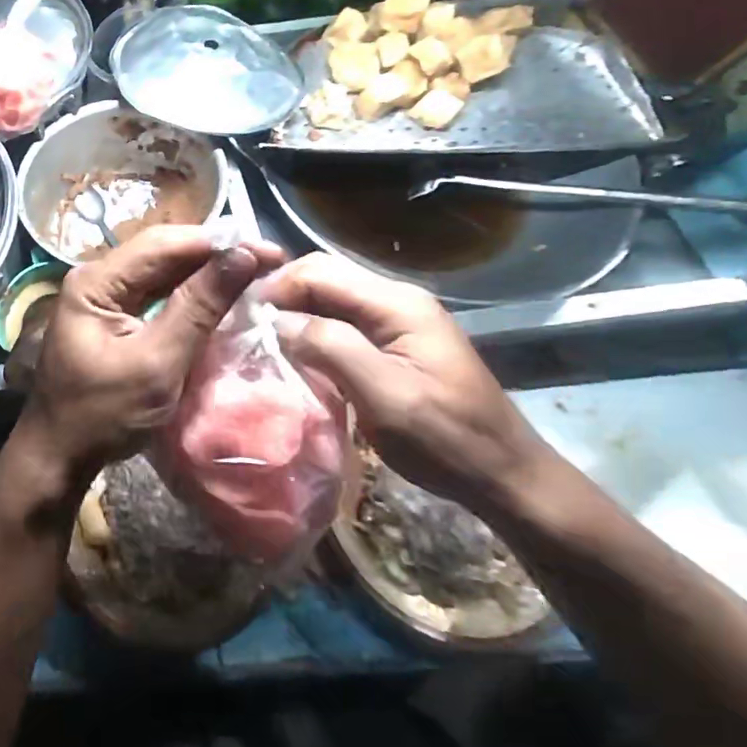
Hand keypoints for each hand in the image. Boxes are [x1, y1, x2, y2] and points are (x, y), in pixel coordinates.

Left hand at [21, 227, 284, 484]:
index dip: (219, 243)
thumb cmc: (103, 414)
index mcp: (96, 281)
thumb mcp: (156, 362)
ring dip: (205, 273)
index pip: (164, 244)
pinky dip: (189, 294)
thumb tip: (243, 256)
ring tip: (255, 275)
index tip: (270, 252)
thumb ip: (198, 308)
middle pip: (163, 253)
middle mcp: (96, 278)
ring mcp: (102, 296)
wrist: (59, 453)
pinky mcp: (112, 316)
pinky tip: (220, 296)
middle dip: (216, 255)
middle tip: (271, 262)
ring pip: (162, 272)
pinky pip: (156, 293)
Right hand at [265, 253, 559, 516]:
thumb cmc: (446, 440)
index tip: (243, 322)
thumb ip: (331, 348)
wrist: (504, 476)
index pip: (319, 271)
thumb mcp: (385, 396)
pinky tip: (295, 356)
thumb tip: (278, 320)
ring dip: (294, 316)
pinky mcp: (392, 342)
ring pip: (328, 299)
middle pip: (323, 277)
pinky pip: (340, 322)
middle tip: (248, 332)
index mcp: (397, 303)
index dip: (277, 289)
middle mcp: (396, 299)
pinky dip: (311, 333)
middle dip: (281, 298)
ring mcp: (396, 320)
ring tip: (263, 343)